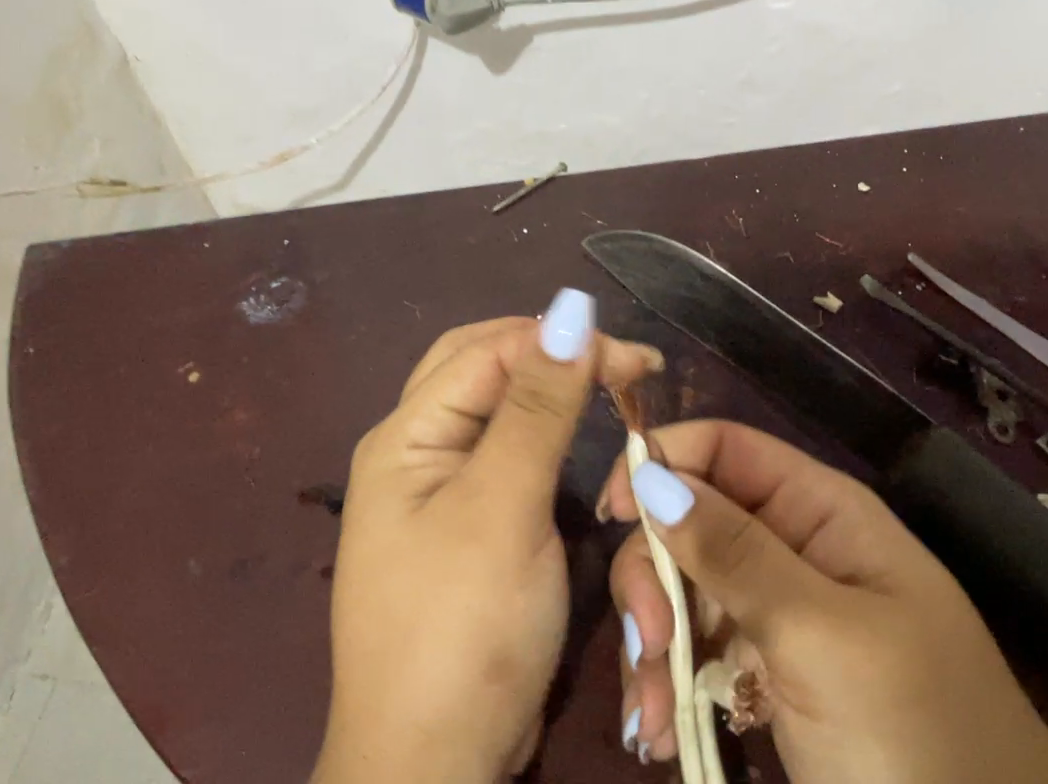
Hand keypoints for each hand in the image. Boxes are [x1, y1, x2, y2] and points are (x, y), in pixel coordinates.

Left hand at [312, 291, 662, 783]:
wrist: (432, 761)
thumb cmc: (463, 628)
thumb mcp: (503, 508)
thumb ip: (538, 408)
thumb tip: (572, 309)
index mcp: (406, 437)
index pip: (489, 352)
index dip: (564, 342)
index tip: (641, 360)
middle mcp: (415, 453)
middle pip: (485, 370)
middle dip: (554, 354)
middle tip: (626, 365)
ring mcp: (439, 494)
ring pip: (498, 412)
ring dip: (552, 391)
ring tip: (612, 388)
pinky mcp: (467, 530)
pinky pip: (508, 459)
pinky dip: (547, 437)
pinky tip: (578, 436)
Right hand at [602, 420, 1047, 783]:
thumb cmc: (917, 736)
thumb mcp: (823, 637)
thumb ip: (736, 554)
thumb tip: (653, 475)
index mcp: (821, 513)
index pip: (726, 448)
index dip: (664, 461)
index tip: (612, 512)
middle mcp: (794, 549)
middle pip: (691, 522)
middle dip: (654, 575)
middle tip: (648, 642)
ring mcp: (777, 614)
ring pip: (683, 591)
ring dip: (652, 645)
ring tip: (650, 716)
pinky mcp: (764, 673)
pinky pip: (695, 653)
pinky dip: (668, 685)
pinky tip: (658, 733)